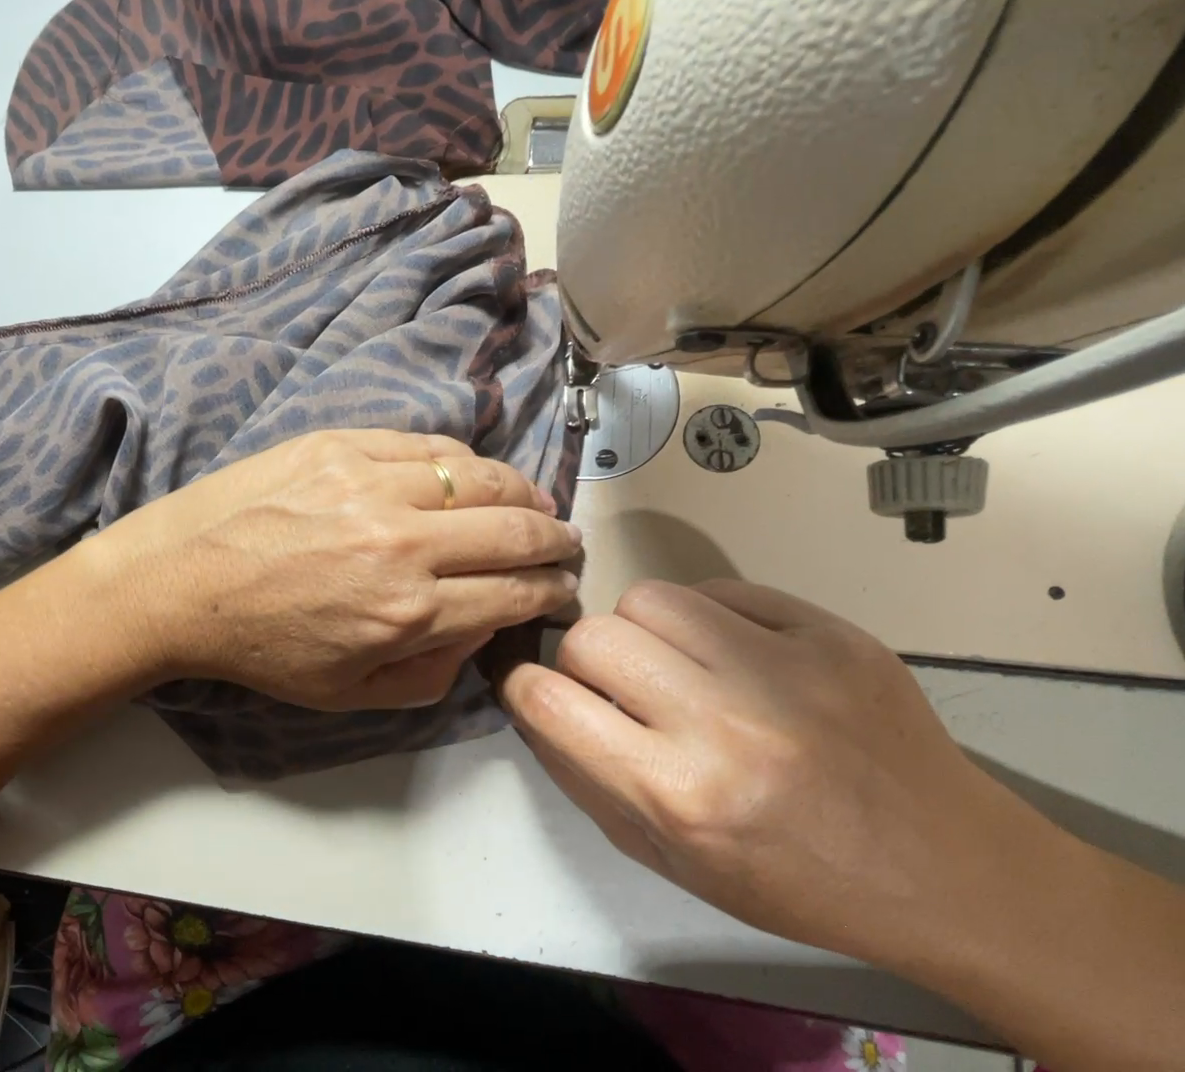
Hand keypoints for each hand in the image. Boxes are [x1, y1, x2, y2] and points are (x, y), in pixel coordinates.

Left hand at [84, 430, 581, 710]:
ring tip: (527, 503)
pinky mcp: (340, 446)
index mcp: (407, 612)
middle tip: (563, 544)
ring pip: (480, 475)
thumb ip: (430, 672)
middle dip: (555, 540)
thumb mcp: (348, 693)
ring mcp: (370, 484)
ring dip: (520, 492)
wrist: (181, 585)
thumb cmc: (262, 648)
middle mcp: (402, 542)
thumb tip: (482, 630)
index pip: (514, 593)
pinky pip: (425, 443)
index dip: (551, 592)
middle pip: (515, 530)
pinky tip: (468, 472)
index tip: (560, 589)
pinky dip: (461, 458)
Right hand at [502, 579, 1049, 963]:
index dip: (523, 688)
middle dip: (583, 661)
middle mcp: (725, 724)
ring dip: (642, 631)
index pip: (547, 701)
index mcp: (678, 794)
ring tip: (674, 665)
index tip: (537, 693)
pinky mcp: (832, 634)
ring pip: (650, 597)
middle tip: (617, 688)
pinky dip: (707, 618)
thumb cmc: (795, 881)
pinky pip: (722, 590)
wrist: (949, 872)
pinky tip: (735, 658)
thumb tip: (533, 706)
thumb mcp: (668, 859)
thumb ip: (585, 780)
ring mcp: (785, 669)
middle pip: (592, 637)